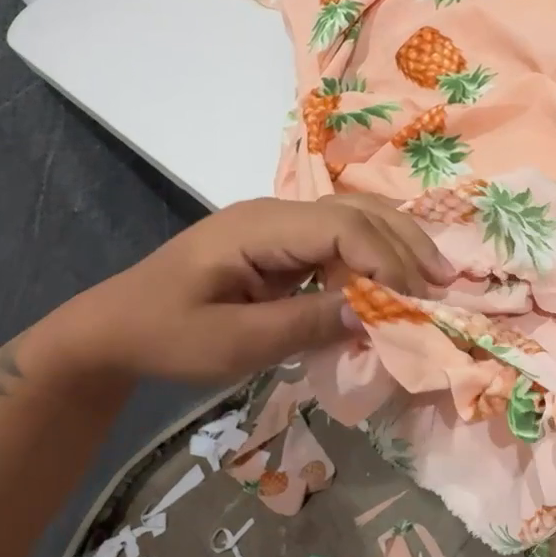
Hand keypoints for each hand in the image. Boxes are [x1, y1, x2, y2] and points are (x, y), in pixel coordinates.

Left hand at [50, 196, 453, 383]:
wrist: (111, 330)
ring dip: (397, 246)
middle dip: (406, 245)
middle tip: (444, 284)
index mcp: (260, 227)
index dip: (387, 261)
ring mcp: (278, 226)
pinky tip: (394, 283)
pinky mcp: (281, 246)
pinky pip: (340, 241)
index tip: (413, 304)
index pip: (344, 227)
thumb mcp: (234, 343)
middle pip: (359, 212)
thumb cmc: (165, 336)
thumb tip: (375, 312)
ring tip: (433, 279)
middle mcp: (276, 214)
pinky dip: (374, 258)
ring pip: (356, 219)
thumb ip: (306, 324)